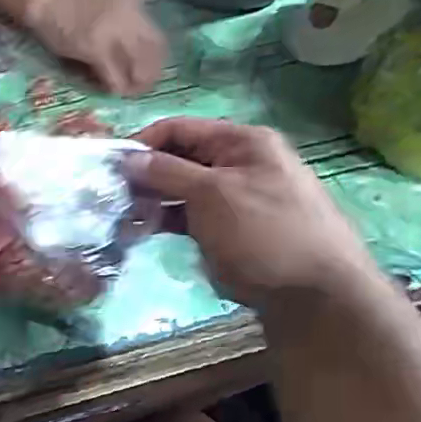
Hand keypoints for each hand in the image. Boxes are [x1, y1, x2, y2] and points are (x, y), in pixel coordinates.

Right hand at [25, 0, 167, 94]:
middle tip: (142, 88)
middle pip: (151, 53)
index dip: (157, 60)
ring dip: (135, 83)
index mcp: (134, 4)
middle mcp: (130, 17)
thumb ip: (119, 20)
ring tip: (129, 92)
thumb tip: (125, 46)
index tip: (151, 73)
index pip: (156, 38)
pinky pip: (113, 74)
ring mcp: (113, 33)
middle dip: (150, 74)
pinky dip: (116, 86)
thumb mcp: (104, 3)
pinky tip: (113, 92)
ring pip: (136, 65)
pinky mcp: (95, 48)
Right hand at [124, 117, 380, 311]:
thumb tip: (127, 158)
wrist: (310, 292)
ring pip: (177, 189)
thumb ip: (167, 172)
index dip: (142, 144)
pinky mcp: (222, 227)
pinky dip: (161, 220)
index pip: (178, 129)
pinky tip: (138, 231)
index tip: (110, 167)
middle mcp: (235, 163)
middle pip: (176, 158)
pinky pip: (183, 215)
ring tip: (120, 216)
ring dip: (148, 199)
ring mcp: (229, 197)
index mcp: (241, 142)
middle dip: (142, 174)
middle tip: (110, 196)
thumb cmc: (264, 232)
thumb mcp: (212, 194)